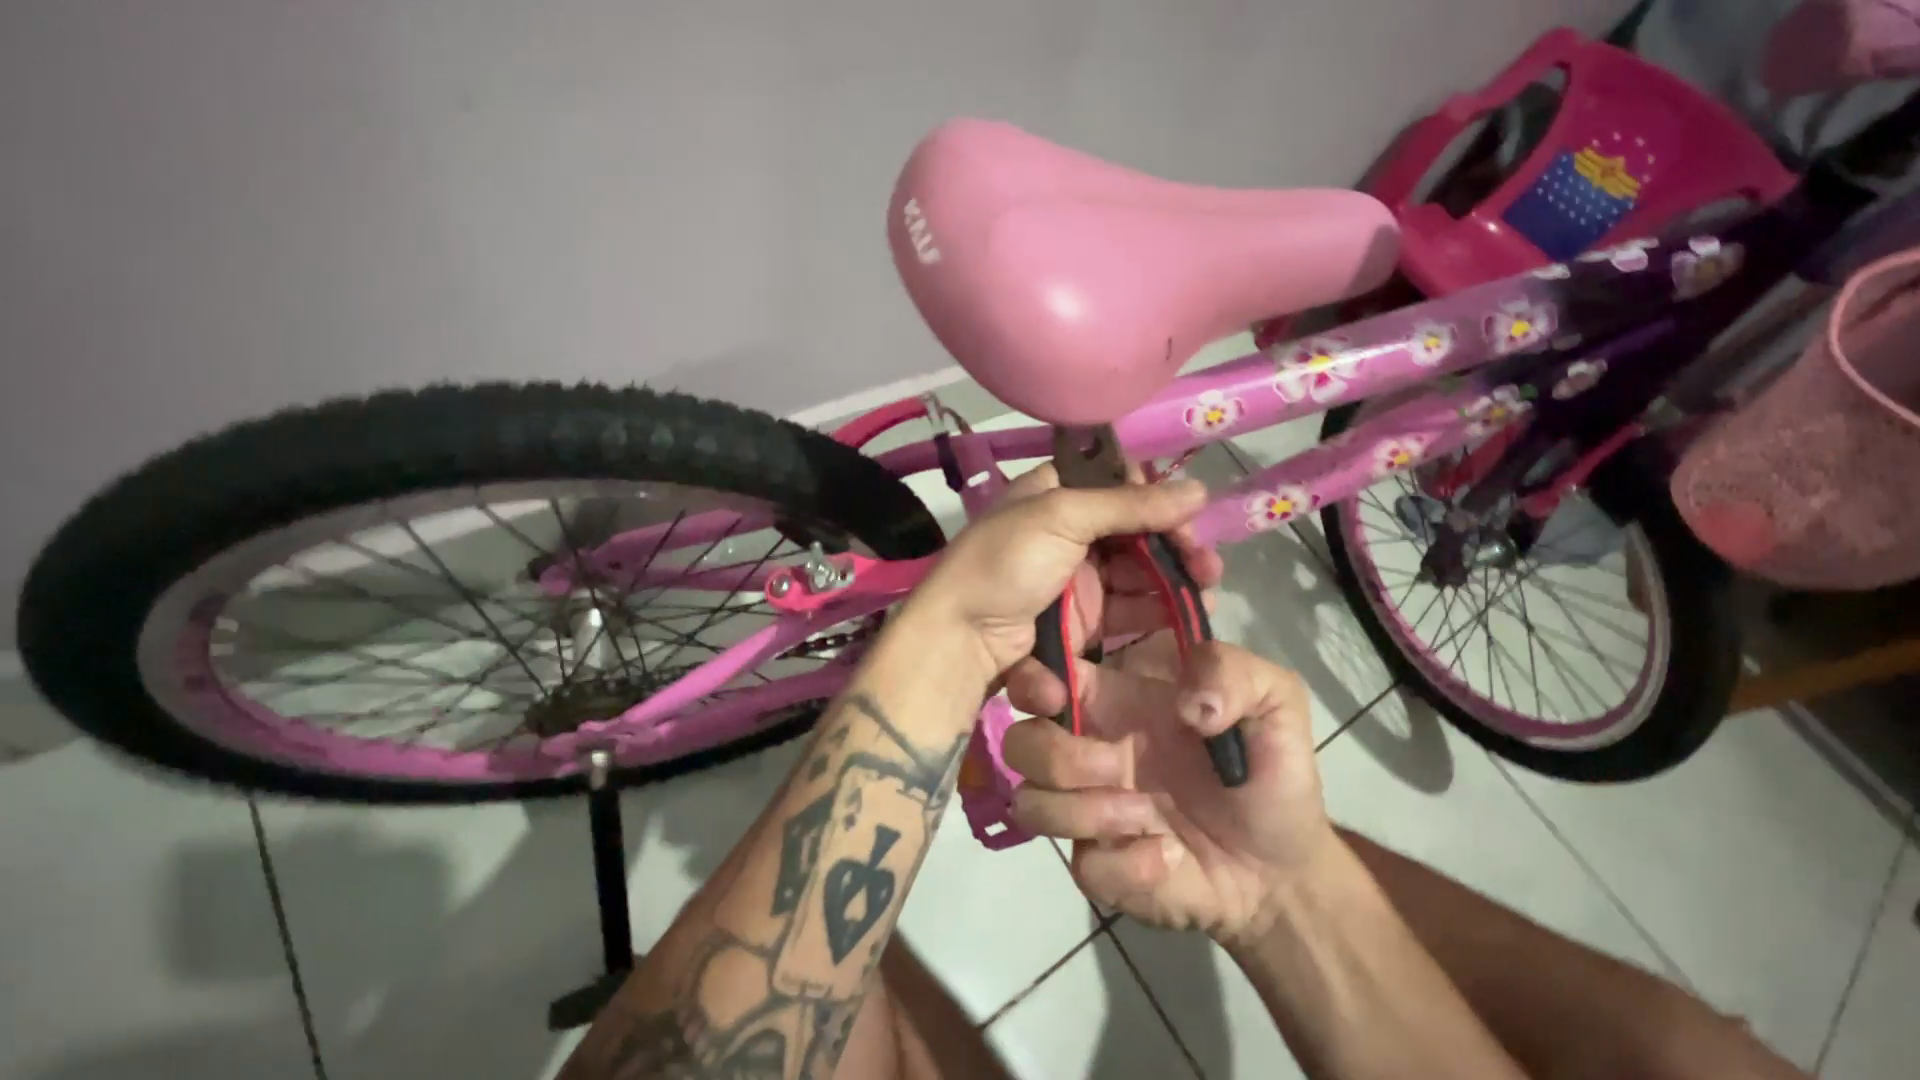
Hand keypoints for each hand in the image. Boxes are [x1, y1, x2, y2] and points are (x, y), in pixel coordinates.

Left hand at [904, 464, 1222, 679]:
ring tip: (1208, 580)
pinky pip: (1131, 604)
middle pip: (1135, 527)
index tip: (1186, 509)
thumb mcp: (1061, 516)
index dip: (1154, 493)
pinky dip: (1161, 603)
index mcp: (1053, 492)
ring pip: (1139, 567)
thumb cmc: (1005, 562)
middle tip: (1205, 557)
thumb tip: (1199, 490)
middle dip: (1174, 538)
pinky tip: (1191, 604)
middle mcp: (1068, 529)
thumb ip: (1130, 504)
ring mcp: (1077, 575)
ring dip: (1175, 571)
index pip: (1117, 482)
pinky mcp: (1085, 616)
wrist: (962, 638)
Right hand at [1002, 640, 1333, 944]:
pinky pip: (1083, 866)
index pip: (1040, 678)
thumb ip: (1231, 672)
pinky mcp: (1102, 870)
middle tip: (1116, 764)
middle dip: (1056, 754)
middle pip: (1019, 743)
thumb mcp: (1274, 699)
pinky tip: (1169, 857)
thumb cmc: (1269, 771)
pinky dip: (1128, 864)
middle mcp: (1089, 752)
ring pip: (1030, 804)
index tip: (1053, 693)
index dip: (1029, 679)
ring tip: (1149, 816)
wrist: (1284, 867)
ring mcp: (1089, 813)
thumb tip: (1187, 703)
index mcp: (1114, 702)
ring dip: (1087, 810)